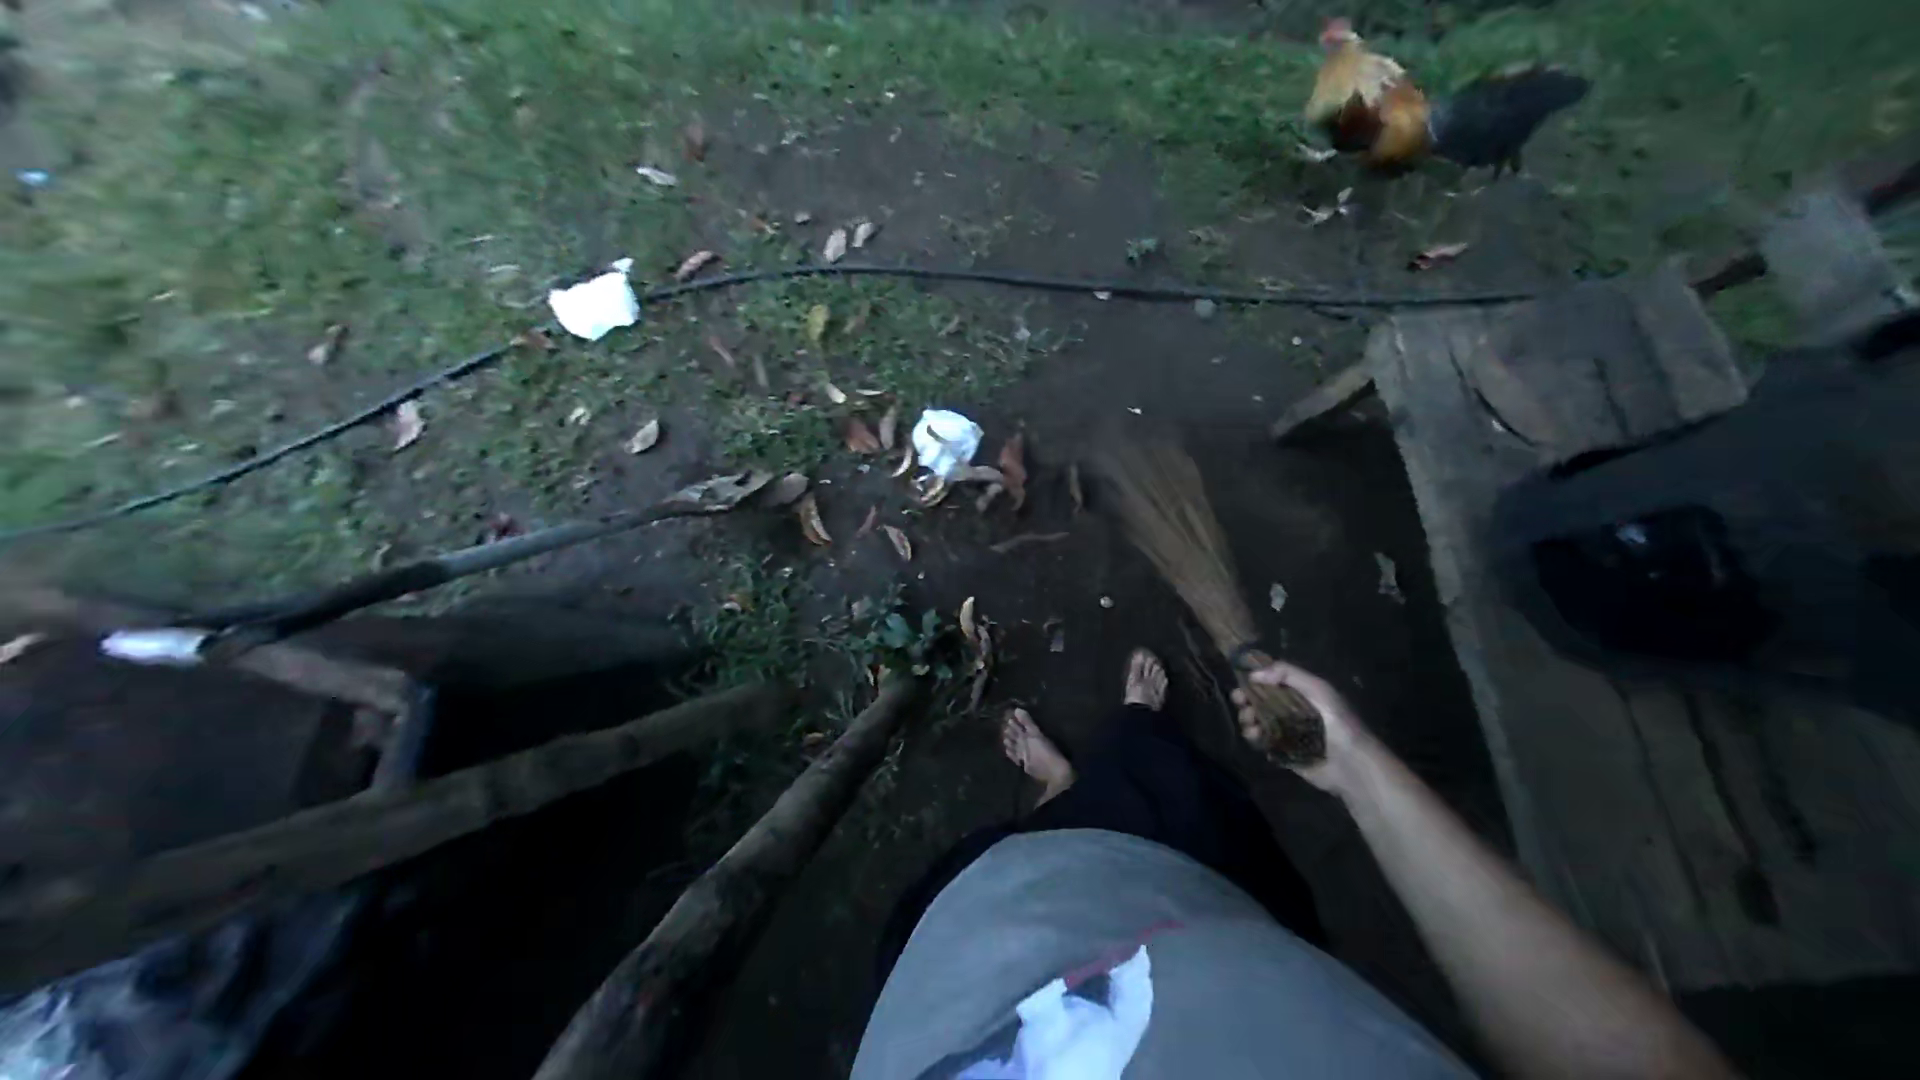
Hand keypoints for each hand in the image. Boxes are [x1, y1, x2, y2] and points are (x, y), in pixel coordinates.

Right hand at [1232, 661, 1376, 796]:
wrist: (1351, 764)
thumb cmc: (1337, 722)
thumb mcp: (1318, 689)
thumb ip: (1288, 674)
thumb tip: (1253, 674)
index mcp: (1300, 694)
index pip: (1271, 682)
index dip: (1254, 681)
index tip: (1242, 683)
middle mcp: (1290, 711)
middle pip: (1259, 701)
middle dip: (1246, 700)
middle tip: (1240, 702)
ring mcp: (1285, 731)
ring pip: (1256, 720)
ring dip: (1247, 718)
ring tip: (1250, 723)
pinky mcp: (1281, 751)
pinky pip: (1260, 741)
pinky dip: (1253, 736)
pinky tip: (1255, 736)